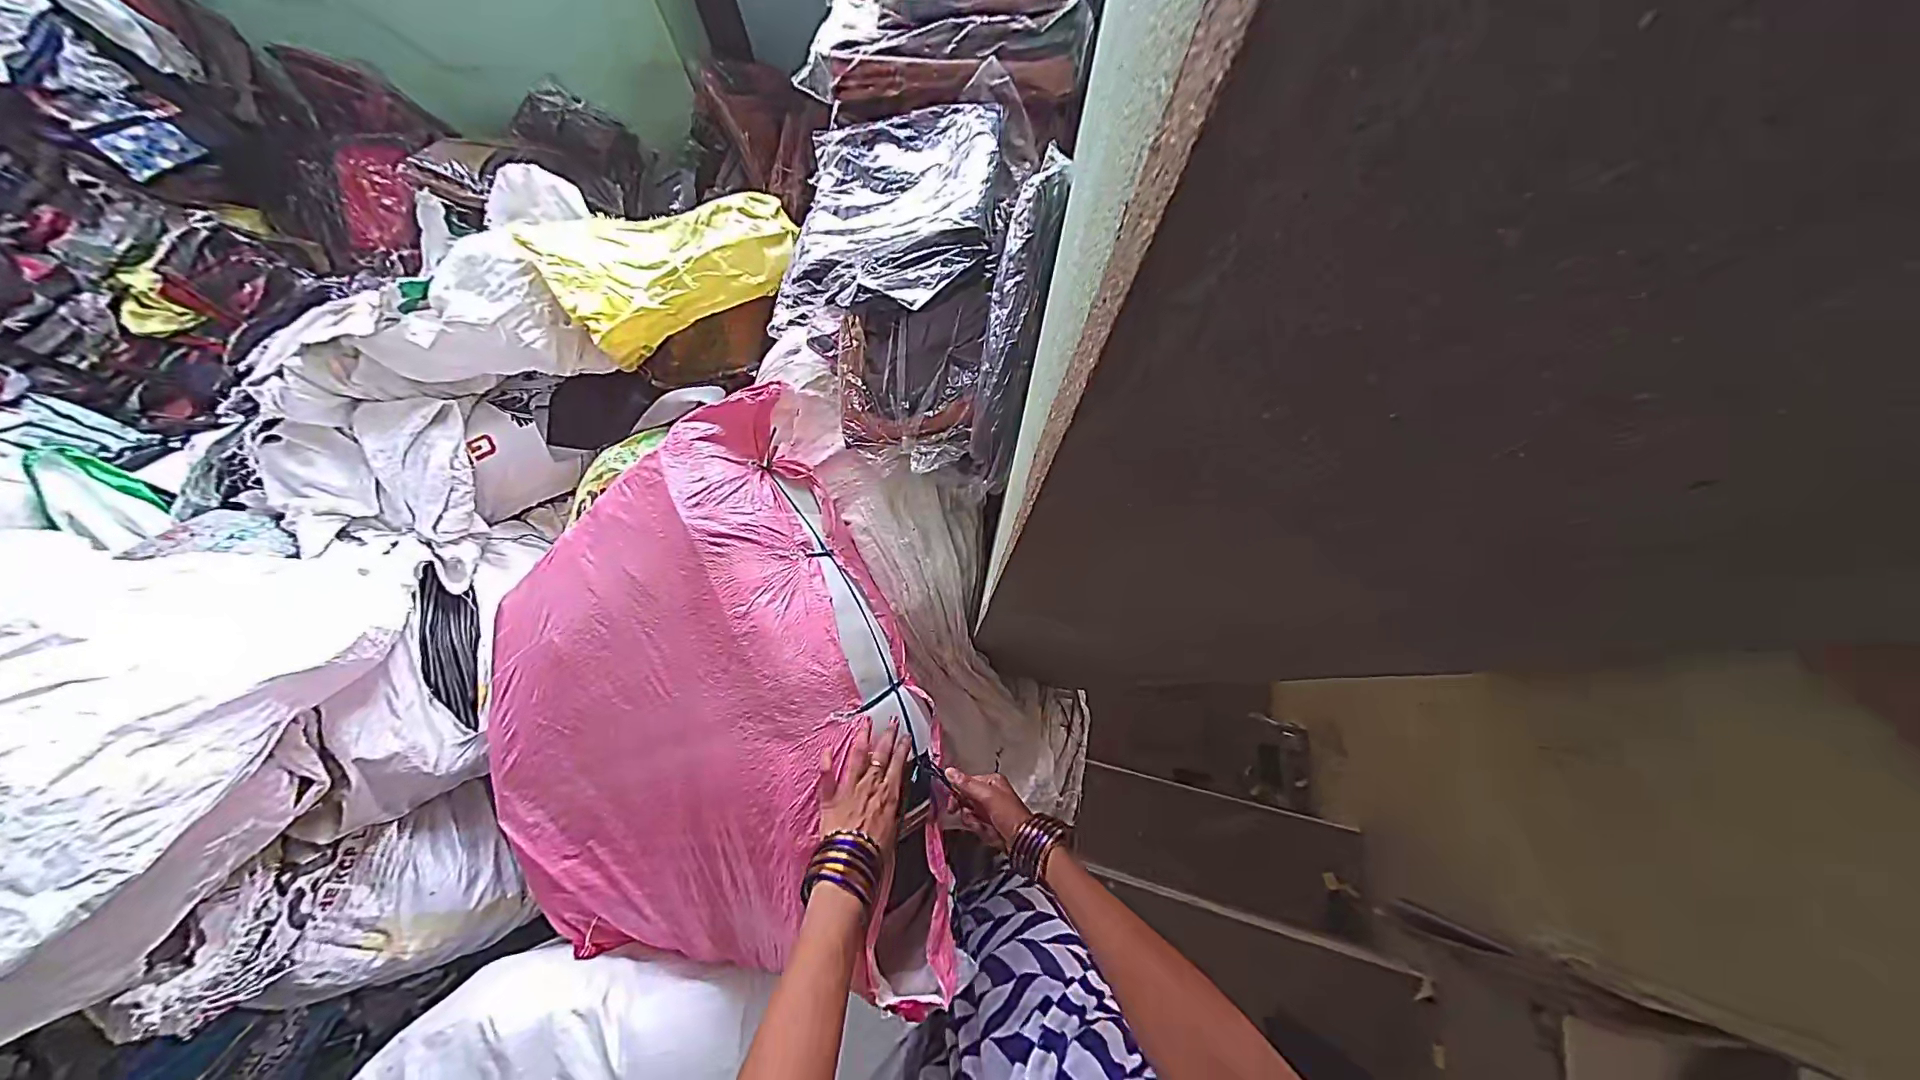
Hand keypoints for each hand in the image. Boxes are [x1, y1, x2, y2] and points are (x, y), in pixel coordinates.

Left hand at [818, 723, 909, 851]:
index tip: (905, 736)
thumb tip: (899, 796)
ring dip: (863, 738)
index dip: (902, 748)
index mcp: (888, 793)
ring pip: (857, 757)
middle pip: (881, 755)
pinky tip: (827, 749)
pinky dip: (826, 762)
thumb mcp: (895, 829)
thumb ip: (896, 809)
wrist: (850, 861)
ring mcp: (849, 788)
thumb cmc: (875, 851)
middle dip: (887, 736)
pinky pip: (827, 776)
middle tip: (892, 722)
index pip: (898, 764)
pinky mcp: (830, 798)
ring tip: (866, 723)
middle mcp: (870, 785)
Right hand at [942, 768, 1033, 848]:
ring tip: (988, 826)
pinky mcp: (989, 824)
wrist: (1021, 840)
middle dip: (969, 813)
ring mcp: (989, 810)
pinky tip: (991, 833)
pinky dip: (982, 831)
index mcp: (991, 782)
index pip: (966, 783)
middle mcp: (990, 794)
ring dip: (976, 824)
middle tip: (974, 819)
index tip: (953, 805)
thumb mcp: (987, 796)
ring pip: (970, 816)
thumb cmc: (1009, 815)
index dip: (957, 794)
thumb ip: (967, 784)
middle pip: (966, 801)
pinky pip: (976, 826)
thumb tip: (950, 771)